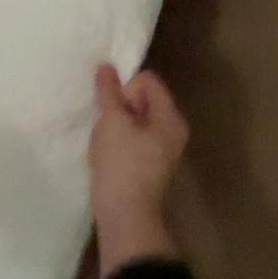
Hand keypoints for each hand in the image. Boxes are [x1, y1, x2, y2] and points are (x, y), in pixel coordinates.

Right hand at [87, 64, 187, 278]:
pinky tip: (107, 148)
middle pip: (142, 96)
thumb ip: (109, 90)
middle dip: (120, 103)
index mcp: (170, 117)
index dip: (126, 87)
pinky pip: (132, 133)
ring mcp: (161, 146)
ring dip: (116, 119)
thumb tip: (106, 65)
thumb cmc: (122, 162)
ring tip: (106, 137)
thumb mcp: (112, 120)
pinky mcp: (148, 159)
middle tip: (108, 122)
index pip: (148, 80)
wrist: (125, 212)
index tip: (115, 108)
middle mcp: (171, 129)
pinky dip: (118, 134)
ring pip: (134, 115)